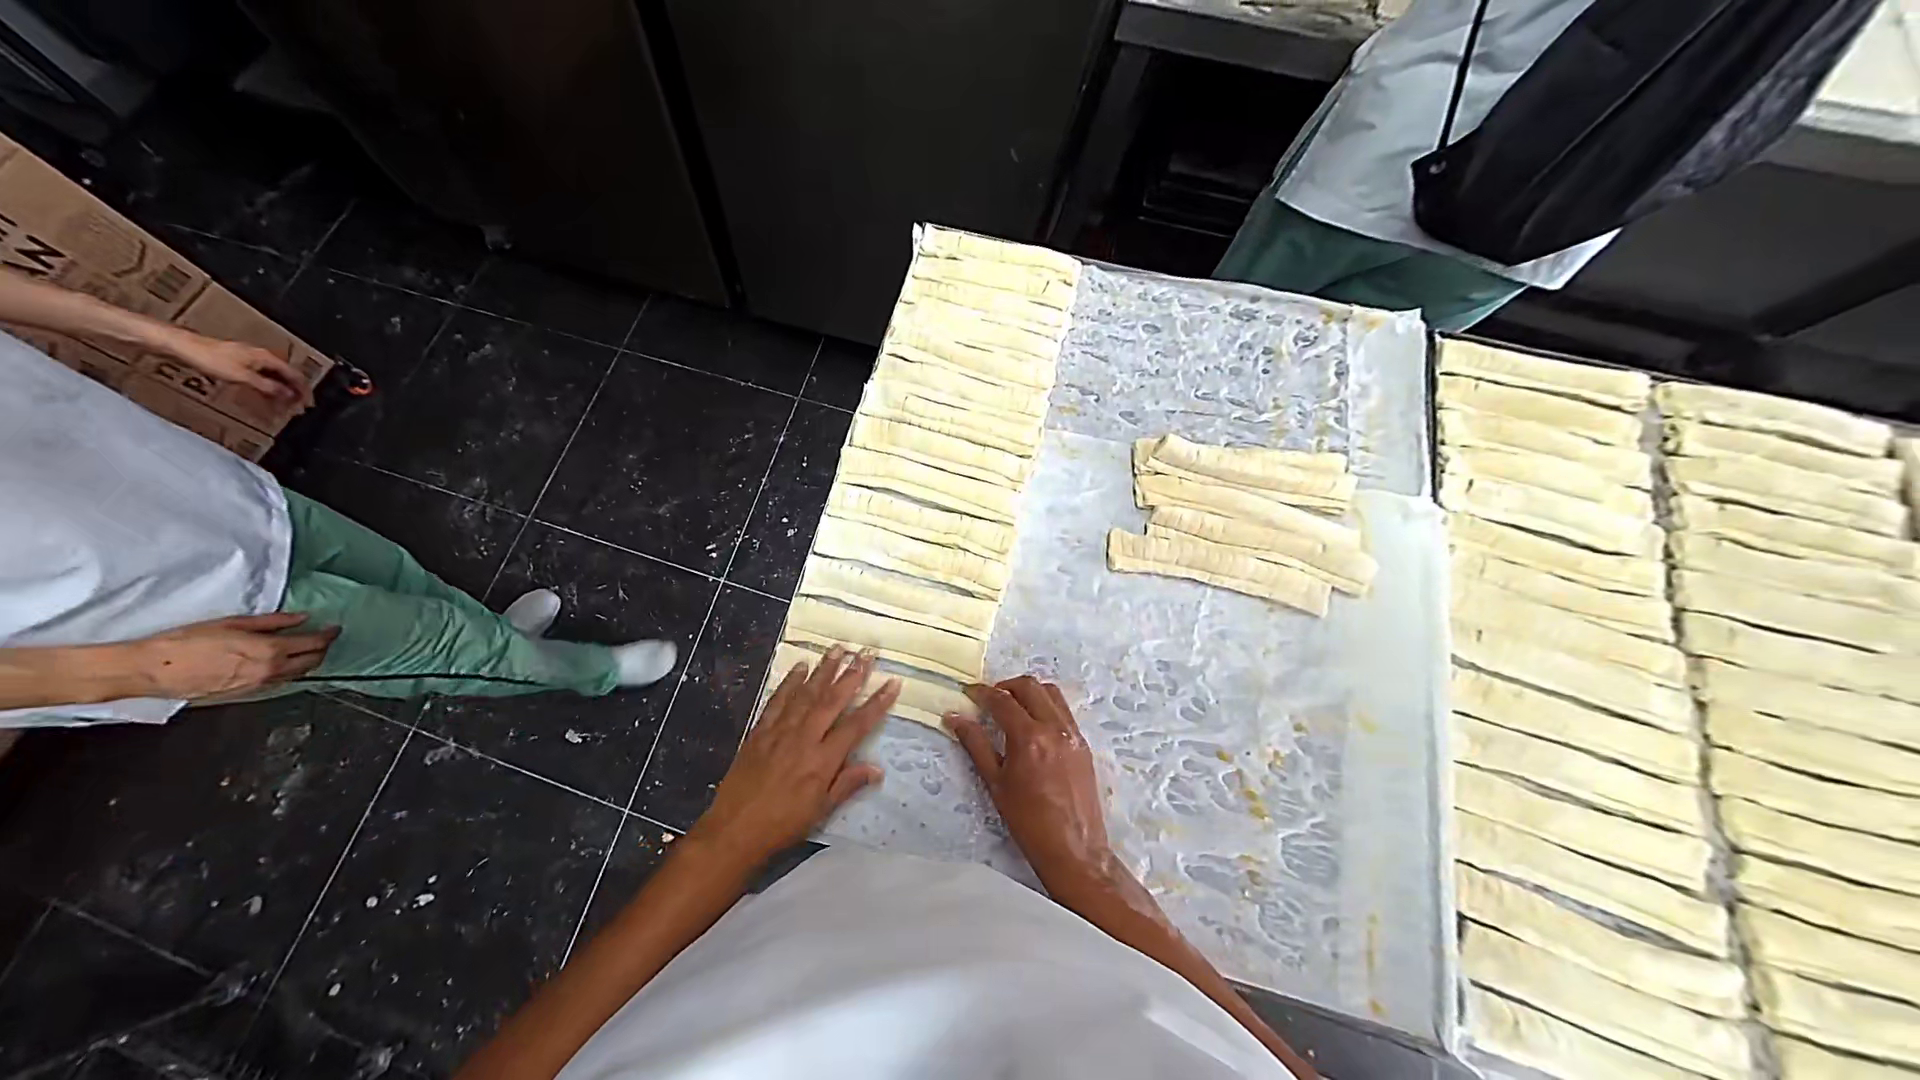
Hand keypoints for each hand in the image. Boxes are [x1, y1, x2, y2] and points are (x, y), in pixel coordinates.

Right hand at [133, 613, 338, 698]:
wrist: (148, 670)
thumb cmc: (186, 642)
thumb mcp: (233, 623)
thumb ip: (273, 622)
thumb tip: (302, 618)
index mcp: (271, 651)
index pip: (314, 643)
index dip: (329, 635)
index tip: (335, 628)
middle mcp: (270, 670)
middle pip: (312, 661)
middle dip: (323, 649)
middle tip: (323, 638)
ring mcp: (258, 685)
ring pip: (297, 674)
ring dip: (307, 662)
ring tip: (307, 650)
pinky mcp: (244, 694)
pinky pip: (278, 683)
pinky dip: (288, 673)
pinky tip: (283, 665)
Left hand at [169, 332, 313, 408]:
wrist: (177, 346)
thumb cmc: (207, 357)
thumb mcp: (243, 376)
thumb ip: (268, 386)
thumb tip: (288, 394)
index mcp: (267, 358)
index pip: (295, 376)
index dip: (304, 391)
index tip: (308, 404)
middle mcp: (260, 357)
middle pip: (285, 378)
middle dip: (292, 394)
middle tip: (295, 409)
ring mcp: (247, 360)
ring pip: (272, 379)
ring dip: (278, 394)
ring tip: (279, 407)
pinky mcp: (235, 364)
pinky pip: (258, 379)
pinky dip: (264, 390)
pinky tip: (261, 397)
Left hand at [689, 646, 897, 866]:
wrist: (734, 830)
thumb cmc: (782, 825)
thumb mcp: (821, 811)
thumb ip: (847, 784)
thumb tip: (877, 769)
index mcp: (822, 760)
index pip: (856, 725)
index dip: (877, 703)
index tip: (892, 683)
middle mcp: (803, 739)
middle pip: (832, 700)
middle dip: (852, 675)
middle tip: (867, 653)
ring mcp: (779, 732)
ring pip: (806, 694)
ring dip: (824, 670)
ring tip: (838, 649)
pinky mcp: (759, 732)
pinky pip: (778, 701)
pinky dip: (790, 682)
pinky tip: (800, 668)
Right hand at [950, 676, 1120, 891]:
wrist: (1073, 849)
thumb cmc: (1028, 821)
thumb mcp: (995, 783)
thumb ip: (975, 744)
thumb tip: (954, 718)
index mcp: (1029, 738)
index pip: (1002, 701)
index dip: (982, 693)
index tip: (968, 692)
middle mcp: (1054, 728)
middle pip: (1029, 686)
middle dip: (1005, 686)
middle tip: (989, 698)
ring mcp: (1073, 733)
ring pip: (1050, 693)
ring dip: (1028, 692)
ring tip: (1012, 707)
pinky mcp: (1083, 743)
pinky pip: (1063, 710)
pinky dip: (1046, 706)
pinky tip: (1033, 723)